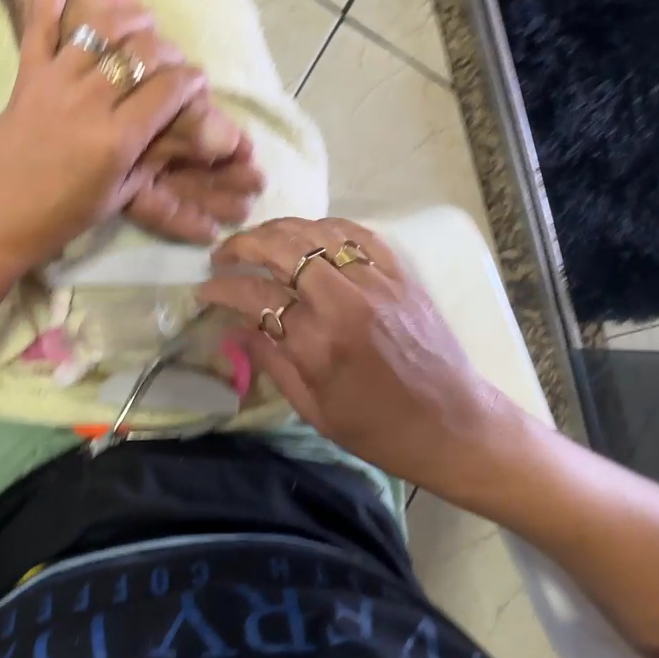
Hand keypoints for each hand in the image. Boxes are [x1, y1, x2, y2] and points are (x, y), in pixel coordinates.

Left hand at [59, 0, 261, 241]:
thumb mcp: (117, 195)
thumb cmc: (61, 218)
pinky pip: (42, 20)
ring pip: (103, 30)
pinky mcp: (27, 74)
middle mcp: (90, 100)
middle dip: (169, 53)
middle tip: (174, 62)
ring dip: (131, 19)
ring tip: (145, 20)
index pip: (170, 91)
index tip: (198, 83)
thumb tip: (189, 132)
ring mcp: (55, 81)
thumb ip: (152, 157)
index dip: (192, 82)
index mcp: (117, 138)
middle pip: (143, 54)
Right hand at [195, 218, 527, 489]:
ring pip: (316, 232)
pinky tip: (307, 236)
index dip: (222, 288)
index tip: (204, 289)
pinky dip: (325, 227)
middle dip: (243, 245)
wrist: (455, 426)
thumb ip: (270, 361)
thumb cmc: (378, 430)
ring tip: (258, 242)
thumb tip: (232, 329)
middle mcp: (345, 302)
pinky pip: (357, 233)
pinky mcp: (401, 274)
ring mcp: (377, 282)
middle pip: (282, 248)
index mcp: (319, 343)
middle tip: (223, 256)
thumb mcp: (313, 409)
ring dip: (278, 230)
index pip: (255, 295)